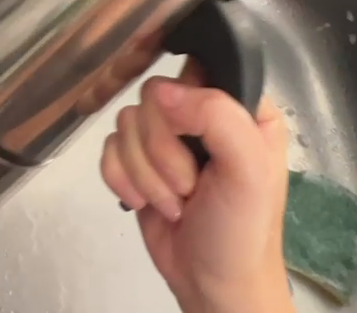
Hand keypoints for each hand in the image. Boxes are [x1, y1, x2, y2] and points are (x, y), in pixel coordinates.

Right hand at [100, 66, 292, 312]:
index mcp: (238, 105)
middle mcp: (200, 113)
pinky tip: (143, 201)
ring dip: (143, 172)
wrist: (215, 290)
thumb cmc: (242, 234)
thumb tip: (162, 93)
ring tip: (173, 202)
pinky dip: (120, 178)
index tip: (187, 133)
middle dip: (160, 150)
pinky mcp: (137, 159)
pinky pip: (107, 146)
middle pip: (151, 97)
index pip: (195, 65)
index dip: (183, 99)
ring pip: (125, 121)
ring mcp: (166, 136)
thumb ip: (216, 117)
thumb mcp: (249, 173)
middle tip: (187, 185)